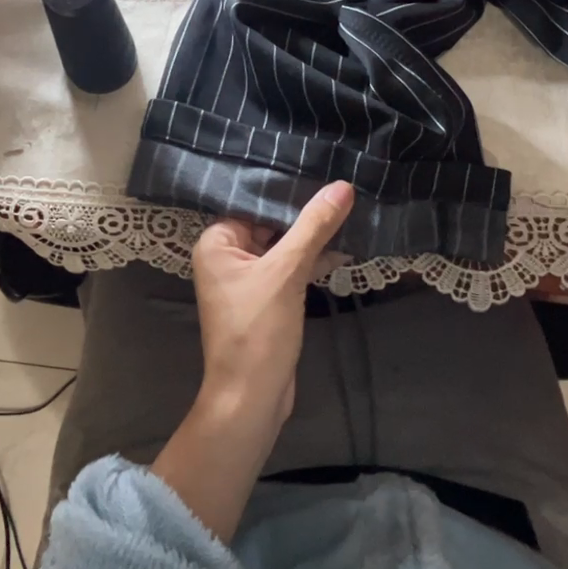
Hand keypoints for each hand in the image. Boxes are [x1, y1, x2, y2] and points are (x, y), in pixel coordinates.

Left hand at [189, 181, 354, 430]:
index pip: (253, 204)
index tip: (322, 171)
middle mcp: (225, 257)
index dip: (287, 191)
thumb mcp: (287, 272)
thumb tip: (342, 186)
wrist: (251, 398)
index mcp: (216, 243)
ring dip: (312, 239)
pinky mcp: (264, 300)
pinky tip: (343, 251)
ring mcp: (244, 281)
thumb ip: (314, 227)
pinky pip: (287, 270)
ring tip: (351, 215)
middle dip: (304, 215)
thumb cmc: (258, 329)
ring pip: (281, 248)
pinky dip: (310, 263)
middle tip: (343, 190)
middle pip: (269, 224)